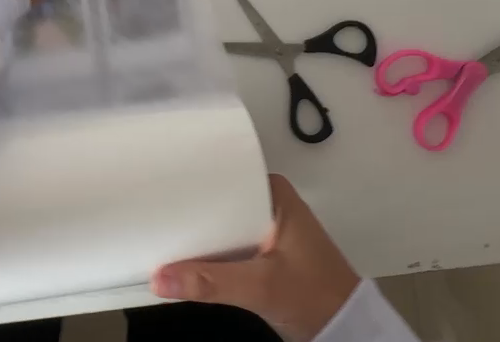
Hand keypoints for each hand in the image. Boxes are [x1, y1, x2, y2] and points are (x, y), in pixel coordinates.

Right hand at [150, 175, 359, 341]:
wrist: (349, 334)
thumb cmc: (317, 298)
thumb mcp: (261, 288)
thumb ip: (211, 283)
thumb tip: (161, 278)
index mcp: (273, 192)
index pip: (222, 173)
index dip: (189, 179)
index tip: (157, 182)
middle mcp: (268, 202)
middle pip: (217, 199)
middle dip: (188, 208)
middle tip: (150, 210)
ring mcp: (265, 228)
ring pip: (220, 222)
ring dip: (197, 232)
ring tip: (160, 232)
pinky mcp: (262, 252)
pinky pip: (226, 242)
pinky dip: (208, 251)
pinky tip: (185, 257)